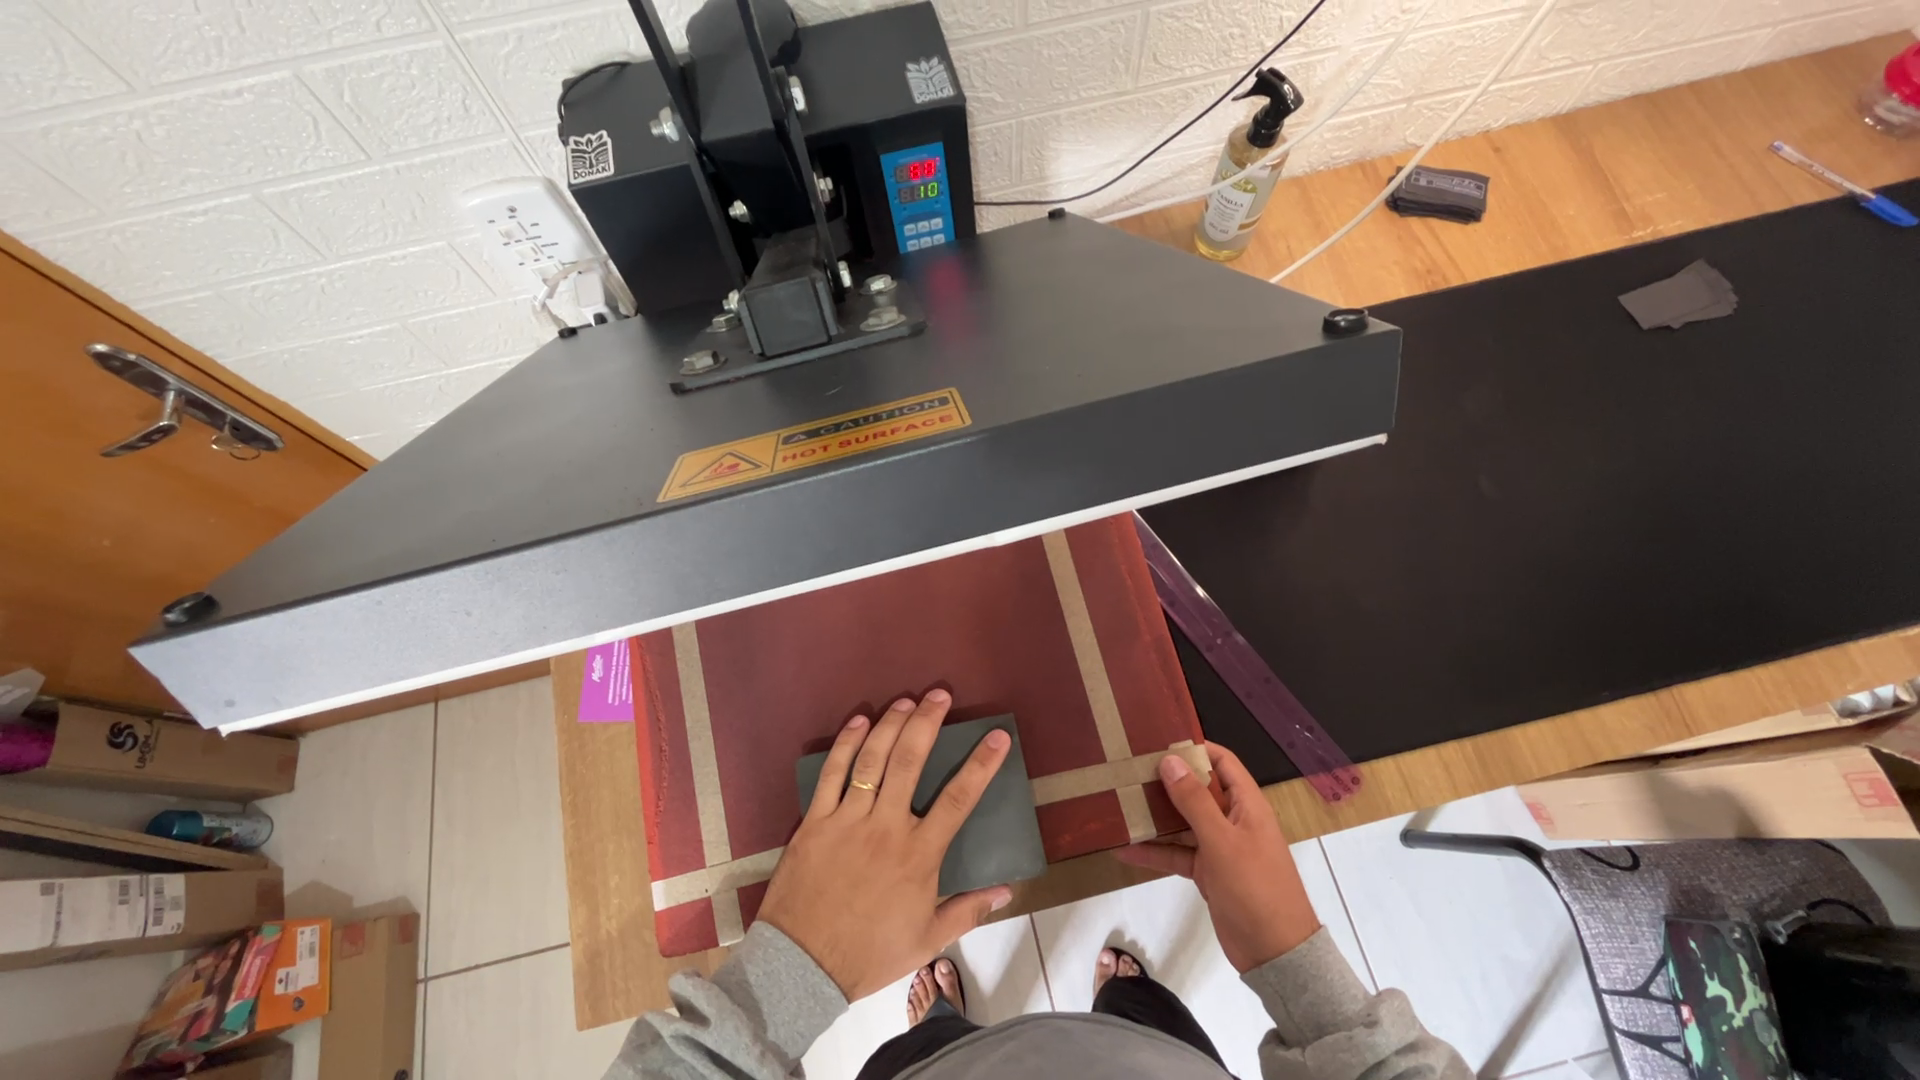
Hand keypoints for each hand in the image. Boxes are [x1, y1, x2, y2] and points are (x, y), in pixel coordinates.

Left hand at [757, 690, 1013, 1000]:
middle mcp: (886, 827)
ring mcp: (848, 820)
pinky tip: (859, 722)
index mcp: (919, 855)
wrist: (804, 966)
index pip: (959, 799)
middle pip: (911, 762)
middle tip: (939, 694)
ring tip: (906, 700)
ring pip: (872, 760)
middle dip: (927, 722)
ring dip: (890, 725)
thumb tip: (1008, 891)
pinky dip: (845, 744)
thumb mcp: (927, 939)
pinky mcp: (815, 821)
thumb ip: (968, 910)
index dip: (981, 764)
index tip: (997, 736)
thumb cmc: (869, 954)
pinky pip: (832, 774)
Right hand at [1115, 743, 1320, 971]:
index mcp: (1247, 805)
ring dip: (1156, 815)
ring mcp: (1220, 847)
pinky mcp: (1208, 872)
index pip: (1222, 762)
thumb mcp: (1222, 841)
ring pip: (1183, 821)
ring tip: (1120, 801)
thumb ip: (1194, 801)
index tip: (1158, 741)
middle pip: (1198, 789)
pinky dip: (1155, 851)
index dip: (1195, 748)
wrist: (1275, 953)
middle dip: (1167, 779)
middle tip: (1129, 768)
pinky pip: (1177, 853)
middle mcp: (1233, 820)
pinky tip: (1125, 850)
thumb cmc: (1255, 888)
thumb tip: (1169, 760)